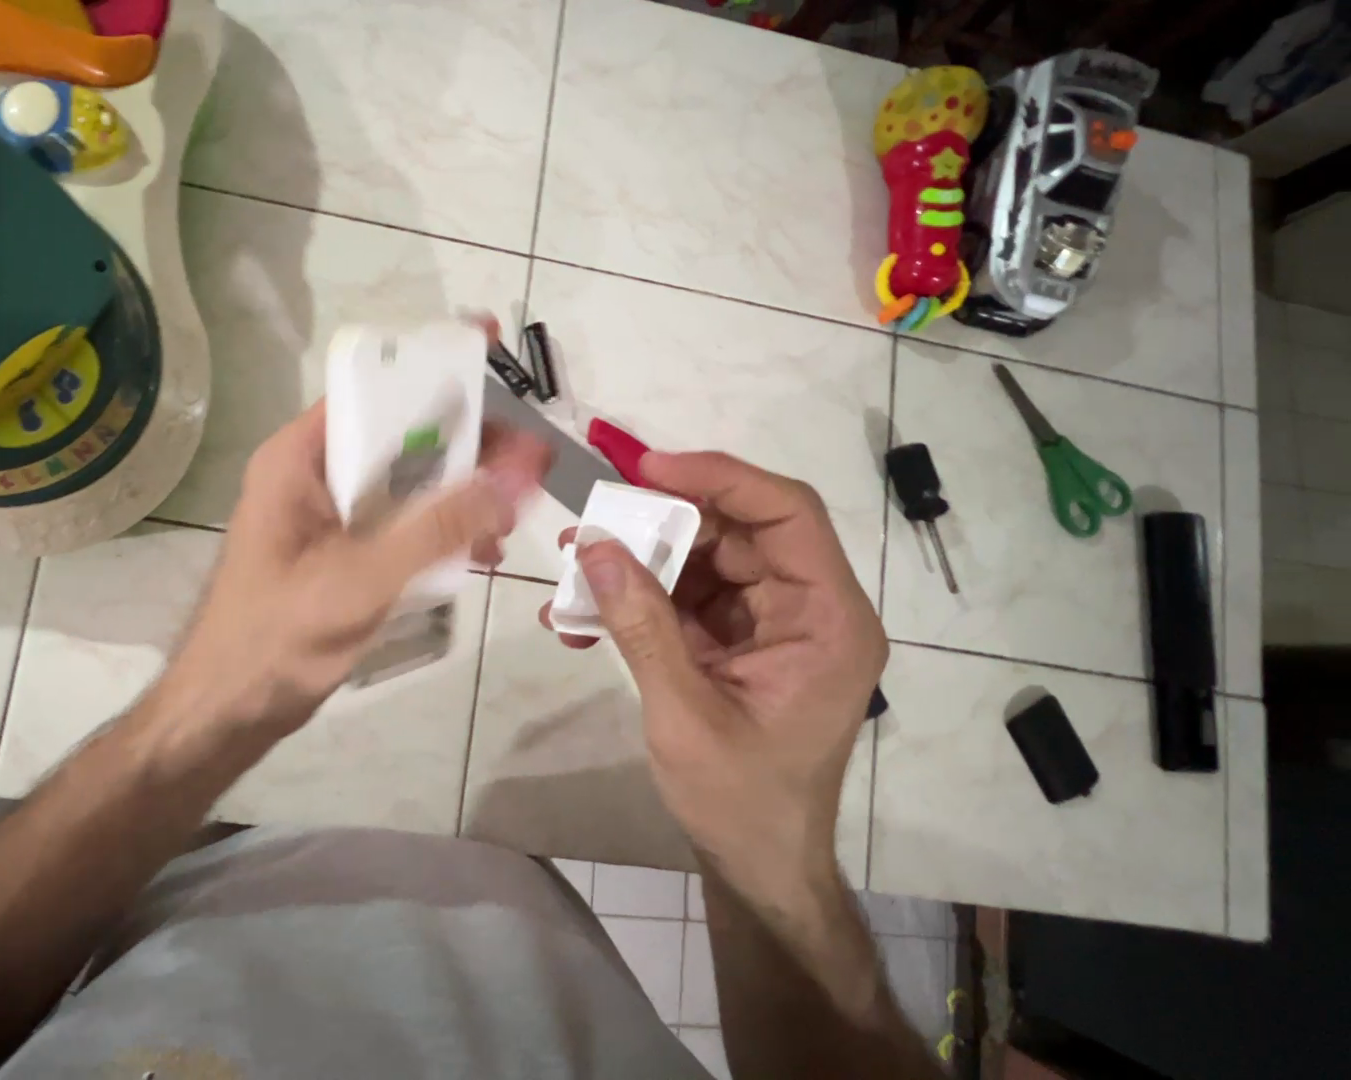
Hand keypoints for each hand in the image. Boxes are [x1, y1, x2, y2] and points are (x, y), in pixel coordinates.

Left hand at [166, 400, 550, 740]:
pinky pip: (401, 526)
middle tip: (529, 468)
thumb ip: (440, 527)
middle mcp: (314, 474)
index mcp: (299, 458)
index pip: (374, 390)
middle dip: (465, 450)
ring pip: (408, 485)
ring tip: (510, 524)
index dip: (434, 370)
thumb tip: (520, 472)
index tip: (495, 353)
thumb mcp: (361, 580)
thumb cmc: (276, 641)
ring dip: (460, 499)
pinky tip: (479, 557)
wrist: (228, 712)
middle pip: (401, 437)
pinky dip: (439, 536)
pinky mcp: (343, 554)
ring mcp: (329, 516)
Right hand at [539, 452, 886, 889]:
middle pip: (734, 534)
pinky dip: (634, 604)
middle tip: (591, 521)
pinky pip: (682, 602)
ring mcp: (766, 626)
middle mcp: (804, 609)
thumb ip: (641, 625)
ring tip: (571, 569)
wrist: (755, 865)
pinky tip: (580, 618)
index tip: (646, 468)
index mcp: (827, 619)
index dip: (719, 477)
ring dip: (635, 565)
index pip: (785, 514)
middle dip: (658, 525)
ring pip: (700, 564)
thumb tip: (594, 547)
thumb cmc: (740, 799)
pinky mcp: (732, 644)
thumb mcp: (685, 711)